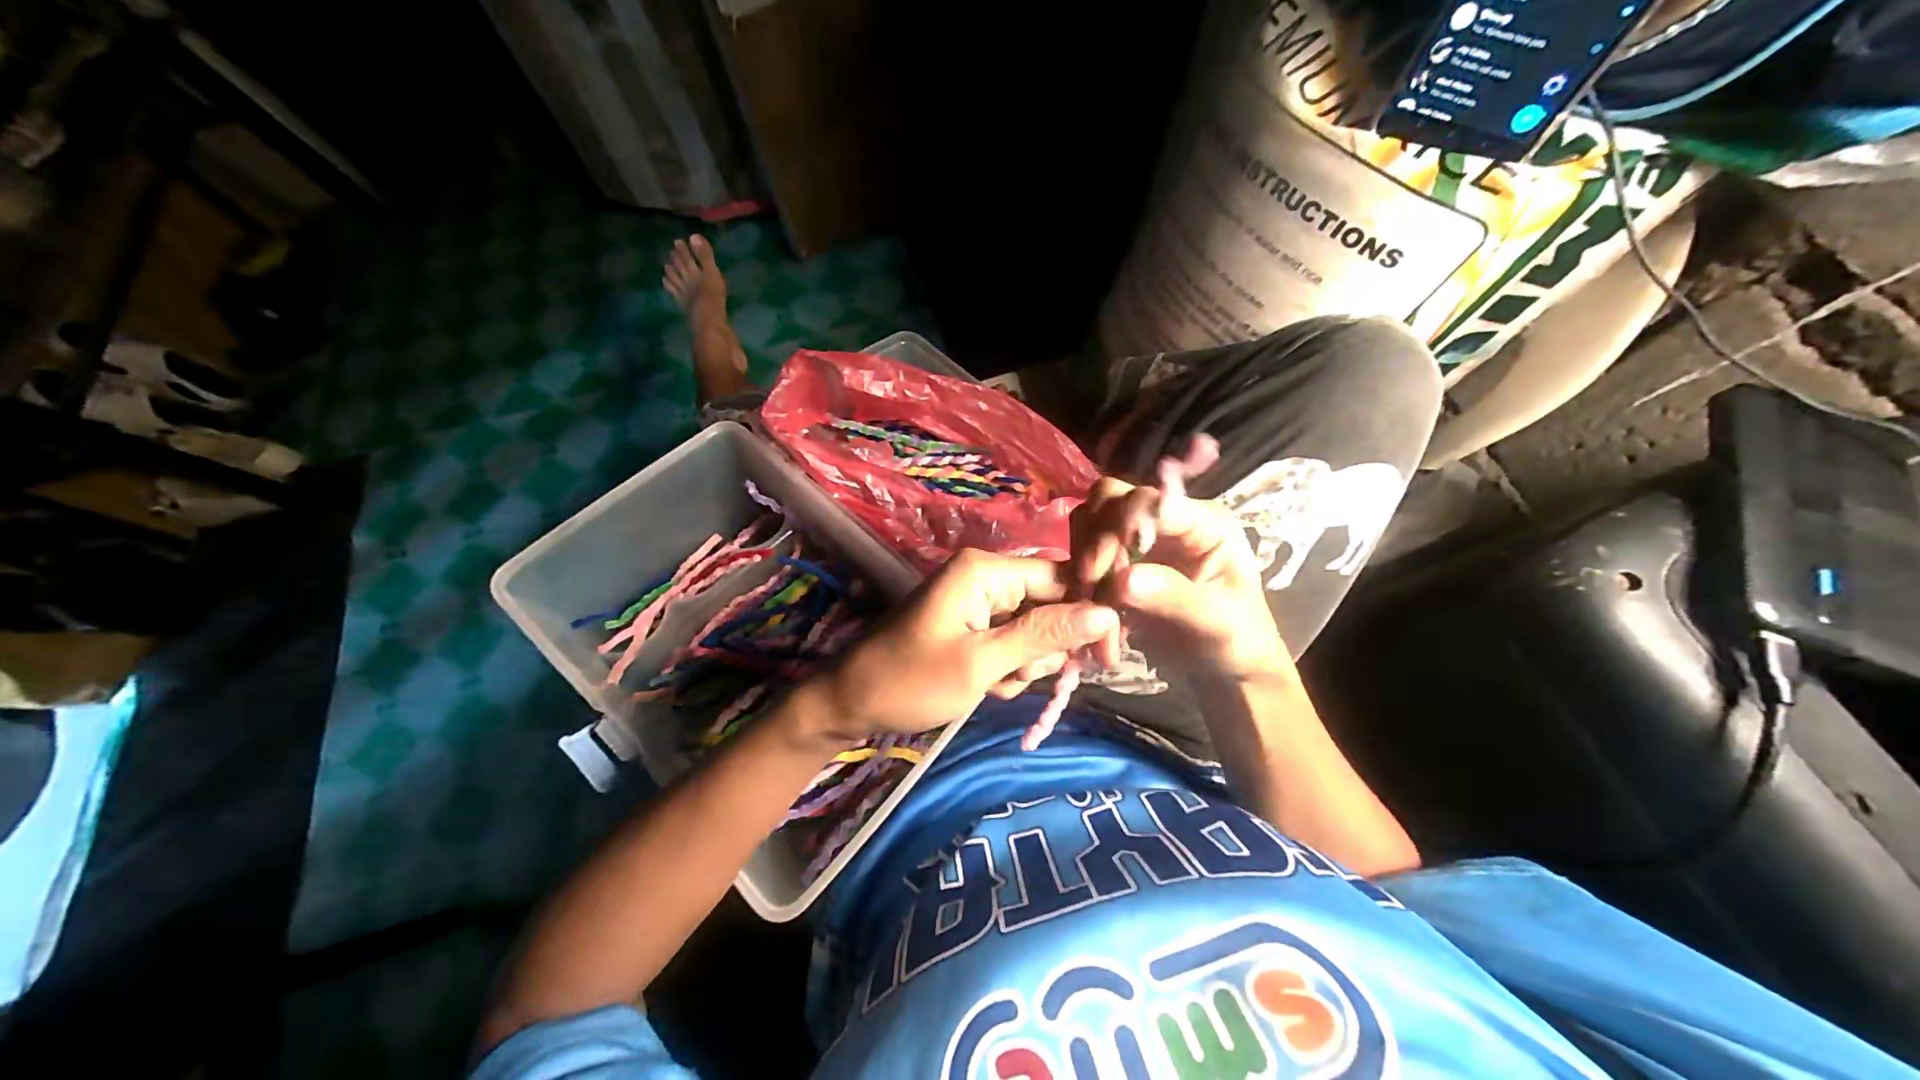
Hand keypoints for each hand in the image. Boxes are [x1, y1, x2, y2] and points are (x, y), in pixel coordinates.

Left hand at [808, 549, 1118, 739]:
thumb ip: (1044, 635)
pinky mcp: (973, 625)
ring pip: (1035, 629)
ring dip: (1026, 664)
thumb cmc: (911, 681)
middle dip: (1046, 647)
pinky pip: (1012, 642)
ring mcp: (978, 601)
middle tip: (1020, 677)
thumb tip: (1106, 613)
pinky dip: (1008, 668)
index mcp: (985, 570)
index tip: (1108, 659)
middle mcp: (985, 576)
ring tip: (994, 684)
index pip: (1063, 577)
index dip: (1091, 613)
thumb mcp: (982, 662)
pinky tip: (986, 687)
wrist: (851, 703)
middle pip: (1051, 604)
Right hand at [1070, 476, 1288, 683]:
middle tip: (1089, 589)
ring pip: (1088, 524)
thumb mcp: (1217, 623)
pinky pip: (1081, 556)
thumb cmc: (1236, 640)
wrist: (1224, 668)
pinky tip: (1092, 620)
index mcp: (1202, 521)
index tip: (1100, 571)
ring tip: (1093, 612)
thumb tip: (1124, 579)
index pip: (1150, 501)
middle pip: (1109, 500)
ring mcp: (1137, 535)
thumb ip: (1175, 597)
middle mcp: (1165, 518)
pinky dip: (1078, 586)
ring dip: (1081, 566)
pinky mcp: (1117, 558)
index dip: (1120, 526)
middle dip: (1093, 543)